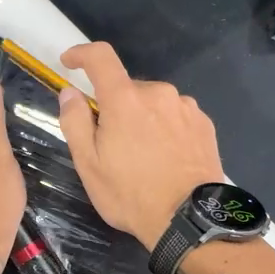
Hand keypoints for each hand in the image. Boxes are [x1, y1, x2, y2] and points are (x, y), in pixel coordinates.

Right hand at [56, 42, 224, 249]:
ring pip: (153, 103)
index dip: (82, 54)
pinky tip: (165, 158)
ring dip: (142, 119)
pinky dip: (164, 129)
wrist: (186, 219)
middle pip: (128, 88)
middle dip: (115, 107)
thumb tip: (70, 93)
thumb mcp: (89, 165)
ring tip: (142, 156)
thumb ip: (75, 122)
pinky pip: (175, 116)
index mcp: (125, 99)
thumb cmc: (129, 194)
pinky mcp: (204, 124)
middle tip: (110, 143)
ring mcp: (185, 107)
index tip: (70, 62)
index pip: (100, 58)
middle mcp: (158, 92)